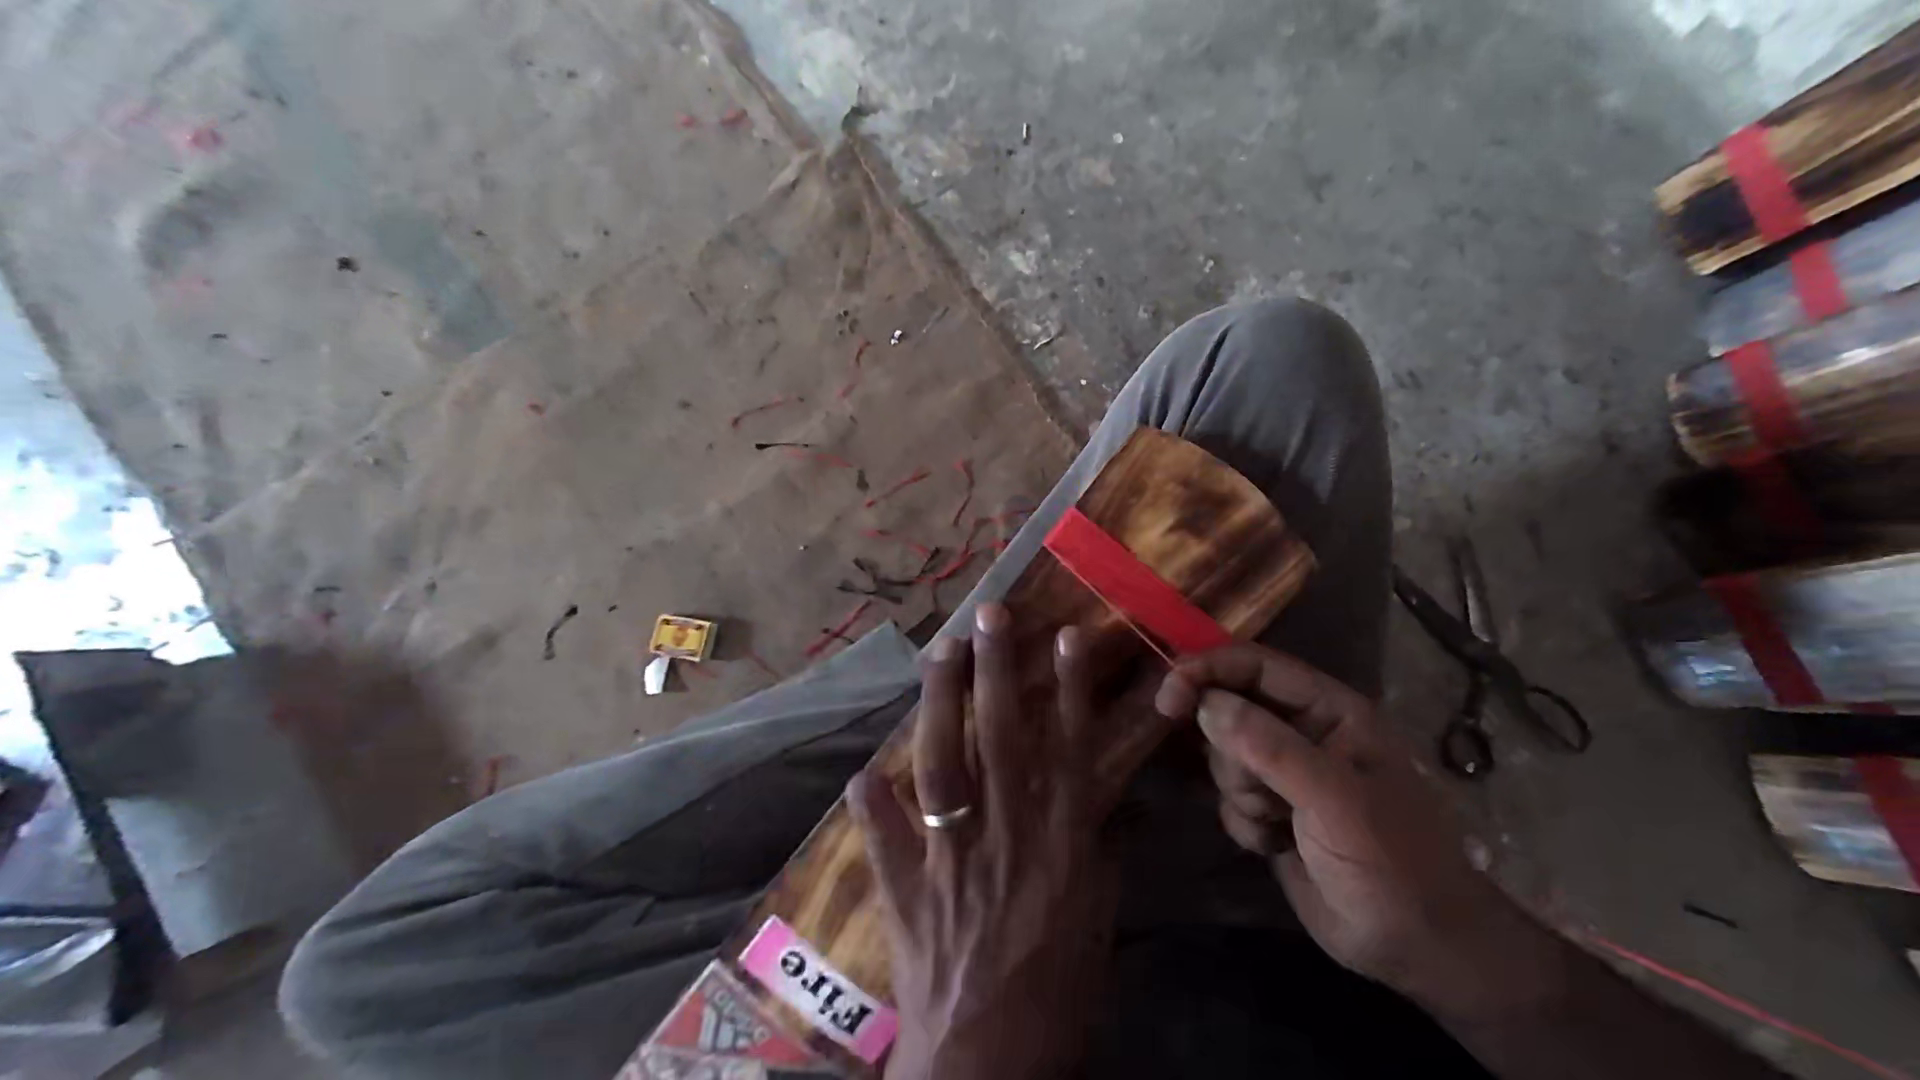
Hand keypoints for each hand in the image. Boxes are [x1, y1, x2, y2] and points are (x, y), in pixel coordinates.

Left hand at [847, 604, 1115, 1079]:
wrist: (993, 1062)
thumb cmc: (1058, 987)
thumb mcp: (1100, 917)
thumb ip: (1103, 850)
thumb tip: (1110, 798)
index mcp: (1059, 844)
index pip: (1068, 749)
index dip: (1070, 689)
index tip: (1067, 635)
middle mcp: (1005, 835)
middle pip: (1001, 737)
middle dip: (997, 670)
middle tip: (990, 614)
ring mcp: (949, 857)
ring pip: (944, 765)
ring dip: (940, 703)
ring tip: (939, 652)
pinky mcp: (906, 888)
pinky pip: (884, 836)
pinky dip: (871, 801)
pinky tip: (862, 769)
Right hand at [1155, 644, 1555, 1016]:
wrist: (1417, 949)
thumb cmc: (1392, 861)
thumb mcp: (1334, 799)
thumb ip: (1268, 746)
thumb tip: (1205, 703)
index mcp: (1330, 709)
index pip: (1255, 666)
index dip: (1207, 670)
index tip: (1167, 696)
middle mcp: (1303, 731)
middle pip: (1229, 709)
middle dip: (1229, 751)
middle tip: (1255, 788)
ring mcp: (1285, 773)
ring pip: (1223, 756)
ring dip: (1239, 791)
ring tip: (1278, 821)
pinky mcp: (1270, 810)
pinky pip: (1227, 797)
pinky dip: (1243, 821)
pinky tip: (1275, 844)